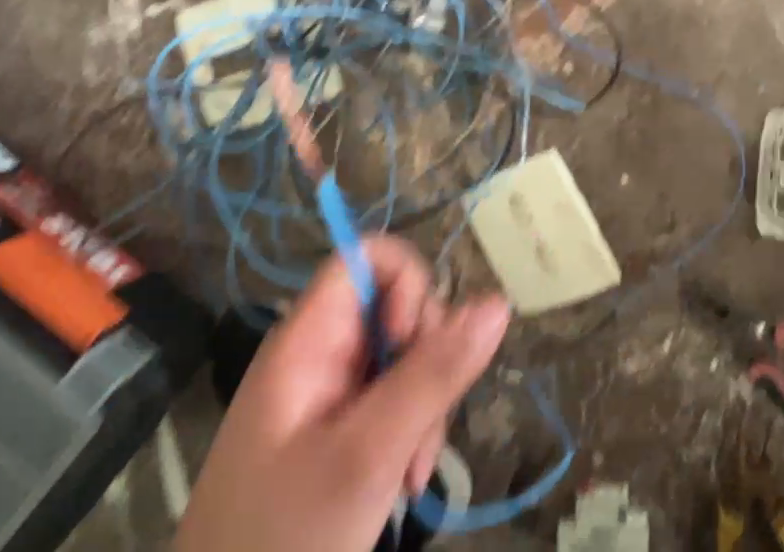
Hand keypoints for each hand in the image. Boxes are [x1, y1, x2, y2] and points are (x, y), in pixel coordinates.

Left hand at [175, 237, 509, 551]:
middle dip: (429, 360)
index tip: (417, 343)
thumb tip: (497, 302)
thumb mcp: (368, 454)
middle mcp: (320, 355)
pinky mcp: (341, 431)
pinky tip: (406, 481)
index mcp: (308, 341)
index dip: (408, 284)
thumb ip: (433, 374)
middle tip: (422, 425)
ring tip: (411, 471)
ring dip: (427, 407)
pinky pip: (397, 402)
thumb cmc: (286, 537)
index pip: (367, 258)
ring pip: (406, 359)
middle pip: (398, 309)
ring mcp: (330, 395)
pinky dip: (414, 433)